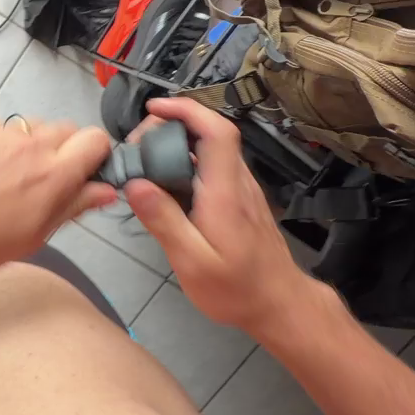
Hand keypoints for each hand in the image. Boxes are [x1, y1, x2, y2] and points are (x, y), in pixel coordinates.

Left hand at [0, 117, 115, 273]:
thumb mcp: (36, 235)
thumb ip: (73, 206)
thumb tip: (105, 189)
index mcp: (54, 173)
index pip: (96, 140)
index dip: (96, 155)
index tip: (85, 174)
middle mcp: (32, 145)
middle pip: (67, 129)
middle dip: (66, 149)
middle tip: (49, 179)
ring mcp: (1, 134)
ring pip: (34, 126)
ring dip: (34, 144)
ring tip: (14, 174)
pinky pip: (3, 128)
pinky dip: (4, 143)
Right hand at [123, 99, 333, 336]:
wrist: (280, 306)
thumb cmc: (236, 289)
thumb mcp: (192, 261)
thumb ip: (164, 221)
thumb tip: (135, 184)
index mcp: (225, 192)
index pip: (216, 132)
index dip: (186, 111)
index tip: (154, 109)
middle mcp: (236, 183)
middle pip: (210, 134)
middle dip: (171, 126)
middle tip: (136, 146)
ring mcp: (241, 191)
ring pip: (211, 150)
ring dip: (177, 143)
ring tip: (143, 161)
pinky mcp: (239, 202)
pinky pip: (211, 168)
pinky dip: (185, 162)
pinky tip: (164, 183)